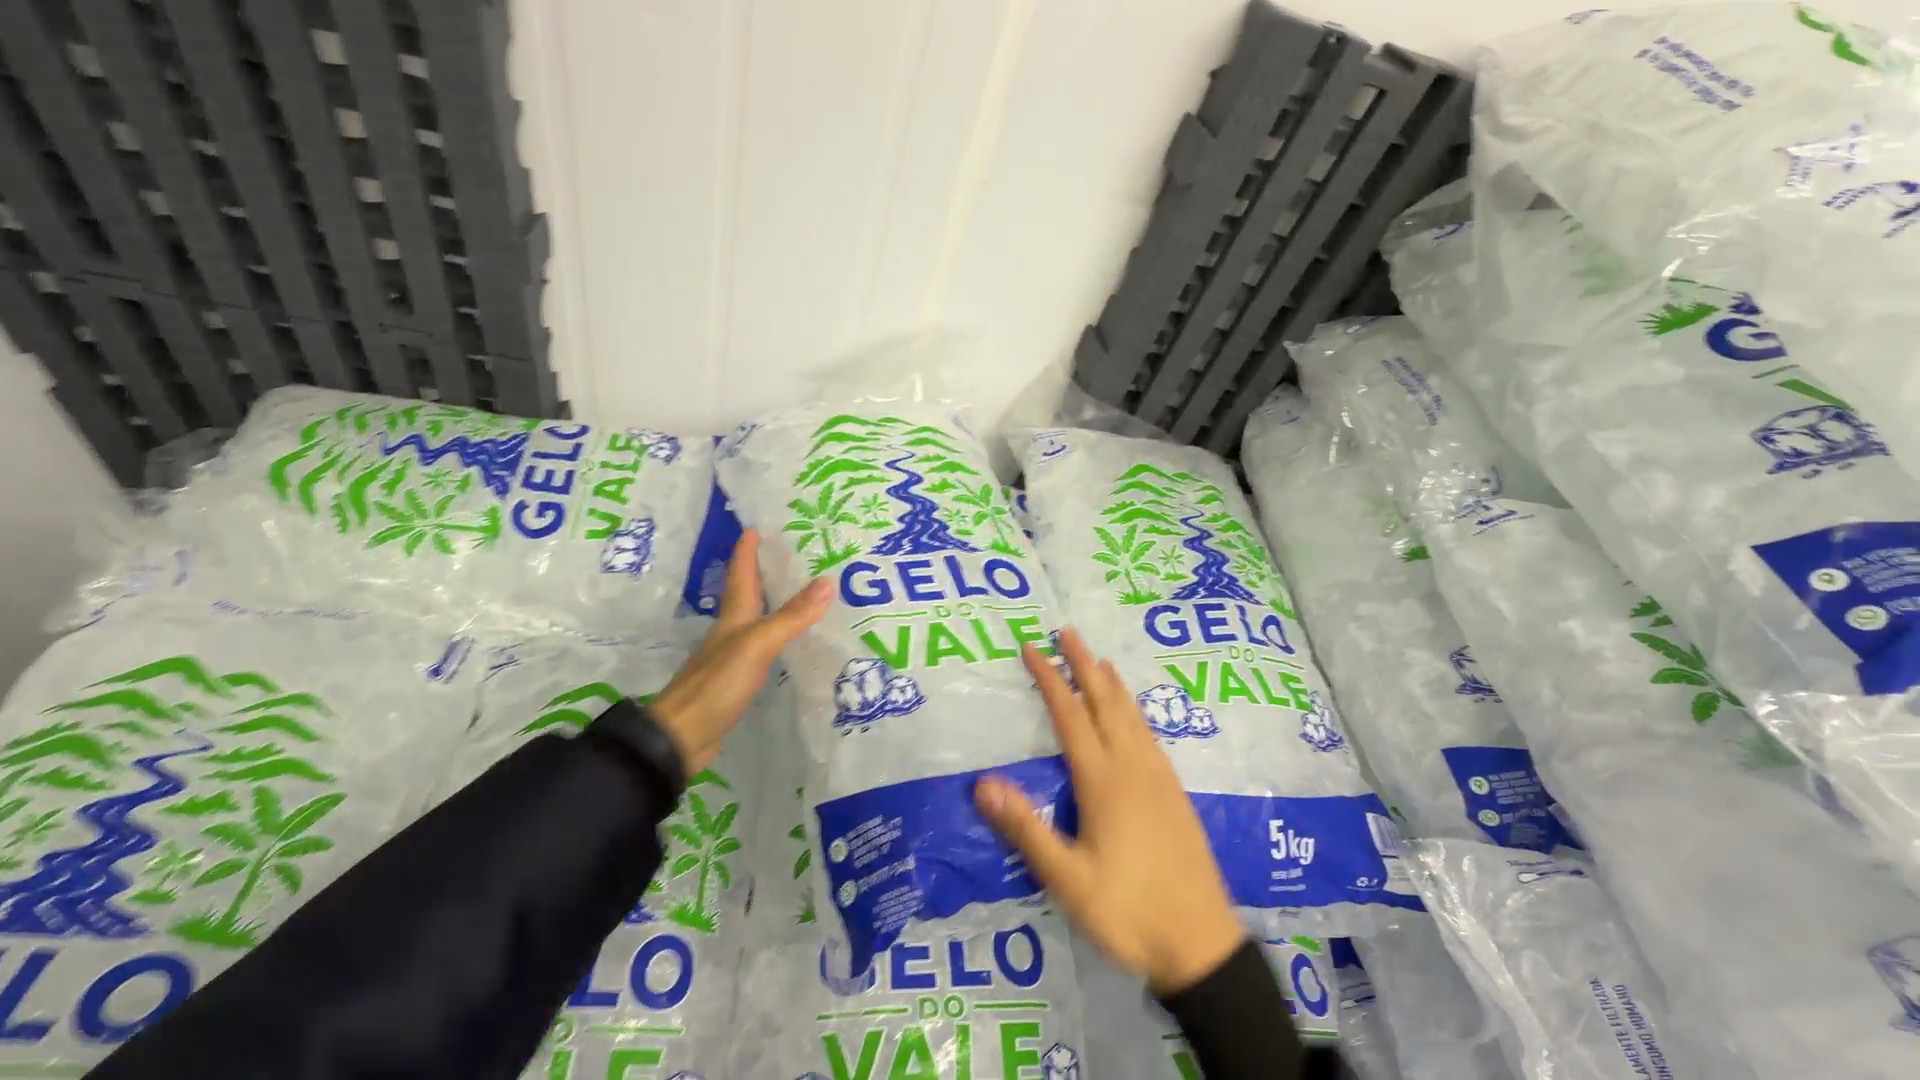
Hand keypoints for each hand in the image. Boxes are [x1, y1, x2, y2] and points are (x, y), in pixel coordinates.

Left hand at [650, 530, 831, 772]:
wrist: (682, 736)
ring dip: (775, 604)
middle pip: (749, 593)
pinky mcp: (738, 682)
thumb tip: (828, 582)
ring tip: (803, 592)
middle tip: (793, 553)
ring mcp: (733, 657)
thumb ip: (791, 616)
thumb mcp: (757, 645)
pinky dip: (780, 638)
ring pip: (757, 620)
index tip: (759, 524)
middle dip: (766, 571)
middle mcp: (732, 631)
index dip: (748, 548)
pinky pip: (764, 650)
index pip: (741, 572)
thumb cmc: (716, 684)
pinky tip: (794, 643)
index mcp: (733, 616)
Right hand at [975, 630, 1245, 994]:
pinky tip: (1135, 719)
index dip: (1050, 680)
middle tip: (1068, 632)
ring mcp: (1160, 781)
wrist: (1200, 943)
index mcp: (1104, 782)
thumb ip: (1026, 828)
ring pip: (1133, 717)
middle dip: (1085, 665)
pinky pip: (1150, 736)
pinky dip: (1135, 712)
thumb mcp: (1066, 879)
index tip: (1031, 648)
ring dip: (1113, 684)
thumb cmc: (1126, 912)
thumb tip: (983, 782)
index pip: (1071, 717)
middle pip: (1107, 704)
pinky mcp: (1175, 796)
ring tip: (1099, 660)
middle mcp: (1134, 770)